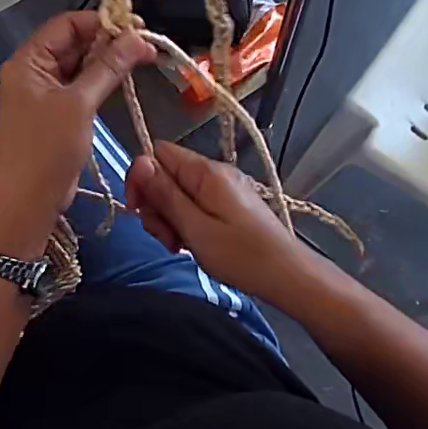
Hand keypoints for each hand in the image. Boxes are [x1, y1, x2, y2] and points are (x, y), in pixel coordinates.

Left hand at [0, 12, 153, 257]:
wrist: (27, 203)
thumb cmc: (46, 150)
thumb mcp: (79, 104)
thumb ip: (108, 67)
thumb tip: (138, 38)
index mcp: (28, 61)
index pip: (66, 24)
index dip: (101, 21)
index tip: (137, 26)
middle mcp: (33, 71)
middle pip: (74, 43)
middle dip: (109, 42)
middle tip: (147, 45)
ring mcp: (45, 93)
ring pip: (80, 65)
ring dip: (108, 62)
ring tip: (143, 59)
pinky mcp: (57, 113)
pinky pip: (81, 87)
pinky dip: (102, 81)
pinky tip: (124, 79)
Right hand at [125, 141, 317, 303]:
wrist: (289, 276)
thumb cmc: (242, 255)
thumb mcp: (195, 228)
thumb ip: (165, 194)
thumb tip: (138, 162)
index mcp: (206, 172)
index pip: (157, 153)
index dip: (141, 178)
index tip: (138, 210)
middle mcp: (215, 173)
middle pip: (166, 174)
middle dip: (156, 205)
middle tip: (167, 238)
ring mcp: (223, 189)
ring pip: (178, 193)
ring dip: (170, 219)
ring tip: (181, 246)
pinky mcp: (229, 205)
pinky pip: (195, 205)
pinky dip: (186, 224)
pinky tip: (193, 245)